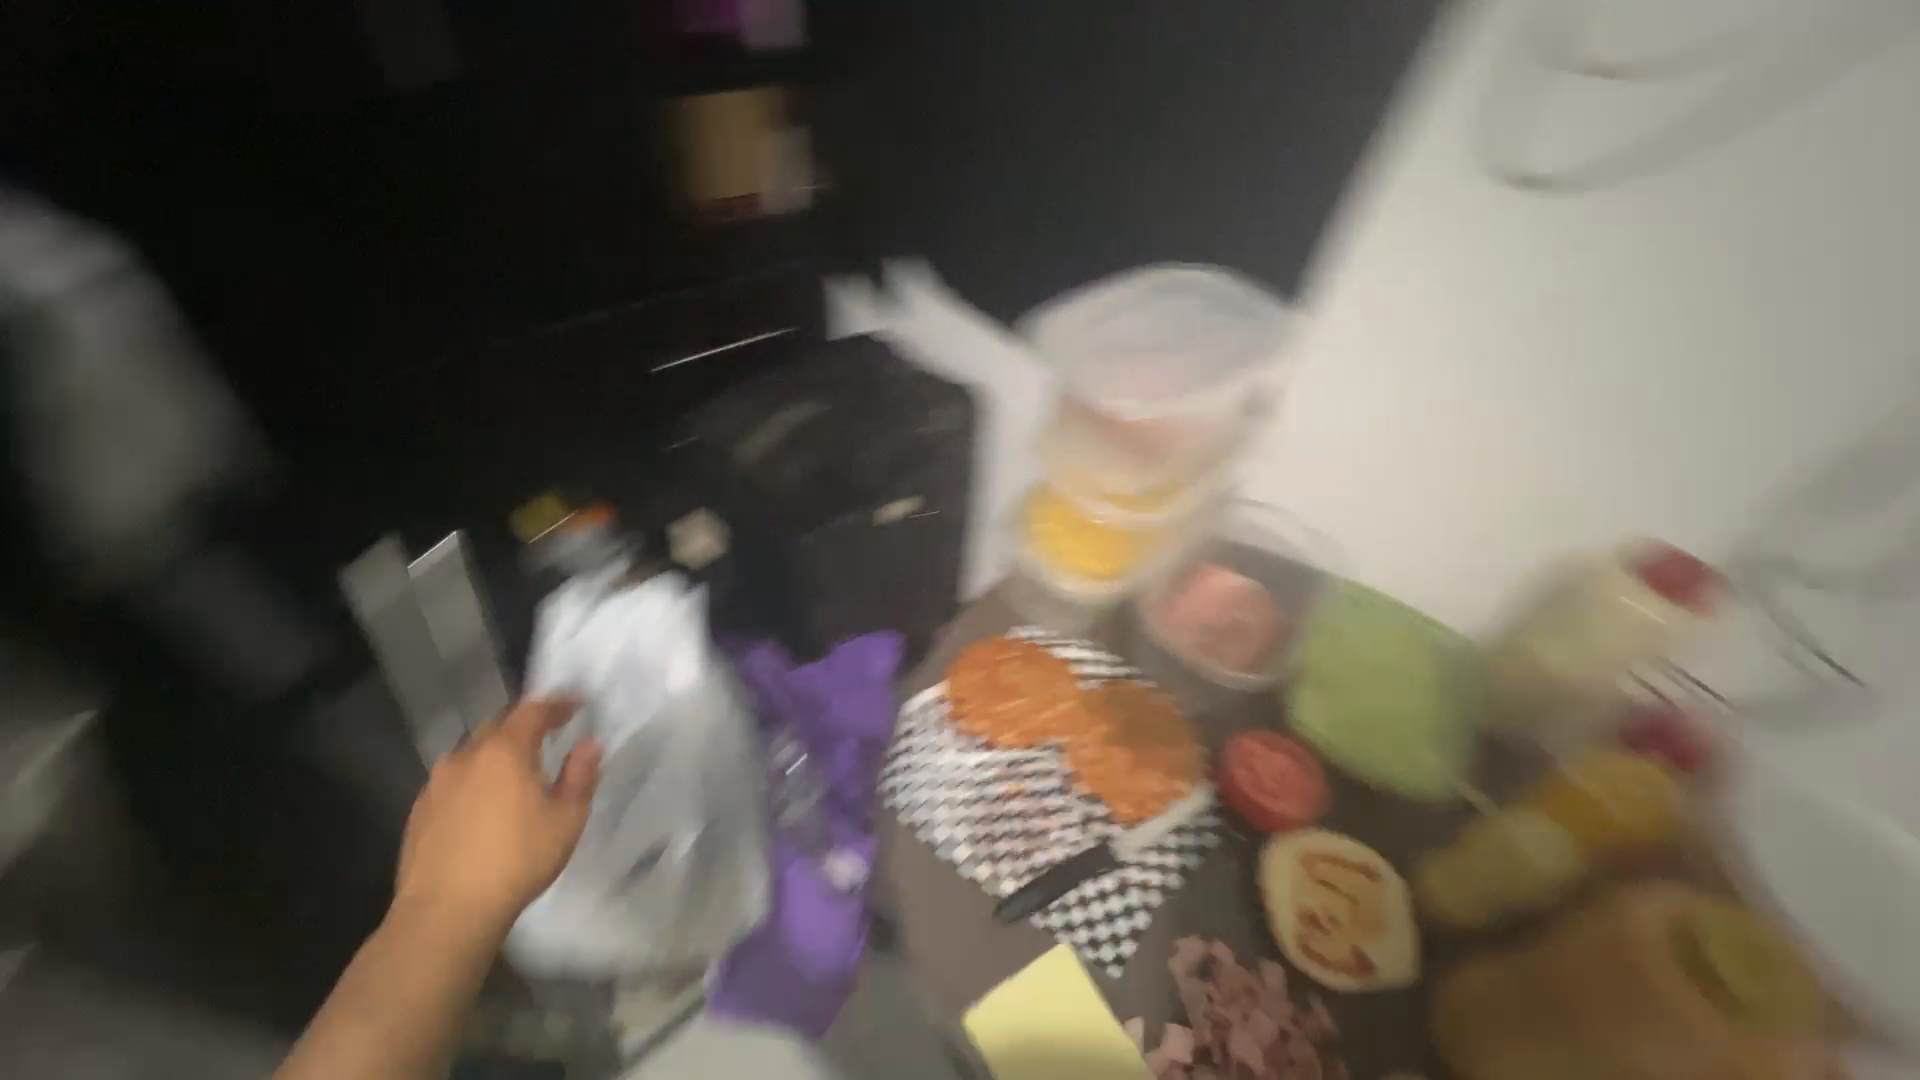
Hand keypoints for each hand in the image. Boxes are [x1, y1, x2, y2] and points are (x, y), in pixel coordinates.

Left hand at [393, 699, 601, 935]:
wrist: (445, 913)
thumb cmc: (517, 860)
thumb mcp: (567, 818)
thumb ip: (580, 775)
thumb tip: (590, 743)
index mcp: (505, 751)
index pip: (533, 710)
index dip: (557, 703)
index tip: (577, 705)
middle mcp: (467, 757)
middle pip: (498, 725)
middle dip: (524, 724)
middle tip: (548, 735)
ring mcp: (437, 784)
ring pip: (471, 753)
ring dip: (495, 752)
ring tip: (515, 772)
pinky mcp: (419, 812)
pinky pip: (452, 780)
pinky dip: (473, 779)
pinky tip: (484, 805)